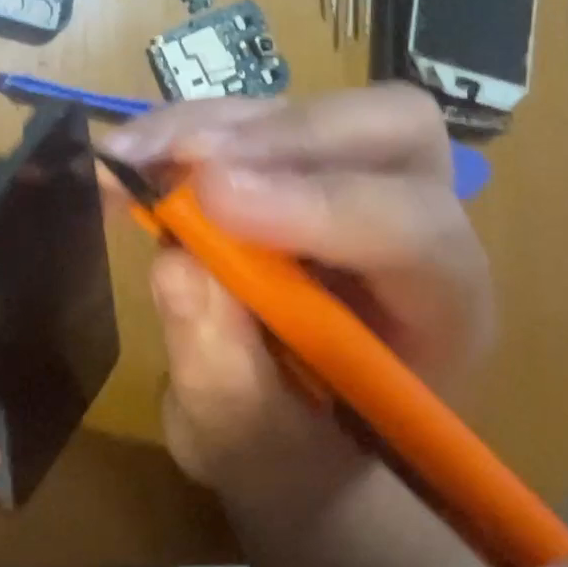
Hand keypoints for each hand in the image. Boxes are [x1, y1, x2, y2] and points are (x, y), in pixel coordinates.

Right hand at [100, 85, 493, 493]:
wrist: (279, 436)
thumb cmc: (281, 455)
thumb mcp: (246, 446)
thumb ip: (223, 375)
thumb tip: (178, 265)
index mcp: (438, 313)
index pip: (412, 229)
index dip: (316, 204)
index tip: (208, 197)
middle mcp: (415, 230)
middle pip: (390, 130)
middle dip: (279, 137)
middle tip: (180, 160)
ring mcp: (352, 188)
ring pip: (314, 111)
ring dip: (215, 124)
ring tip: (129, 155)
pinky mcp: (290, 174)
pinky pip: (250, 122)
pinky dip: (184, 128)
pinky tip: (132, 155)